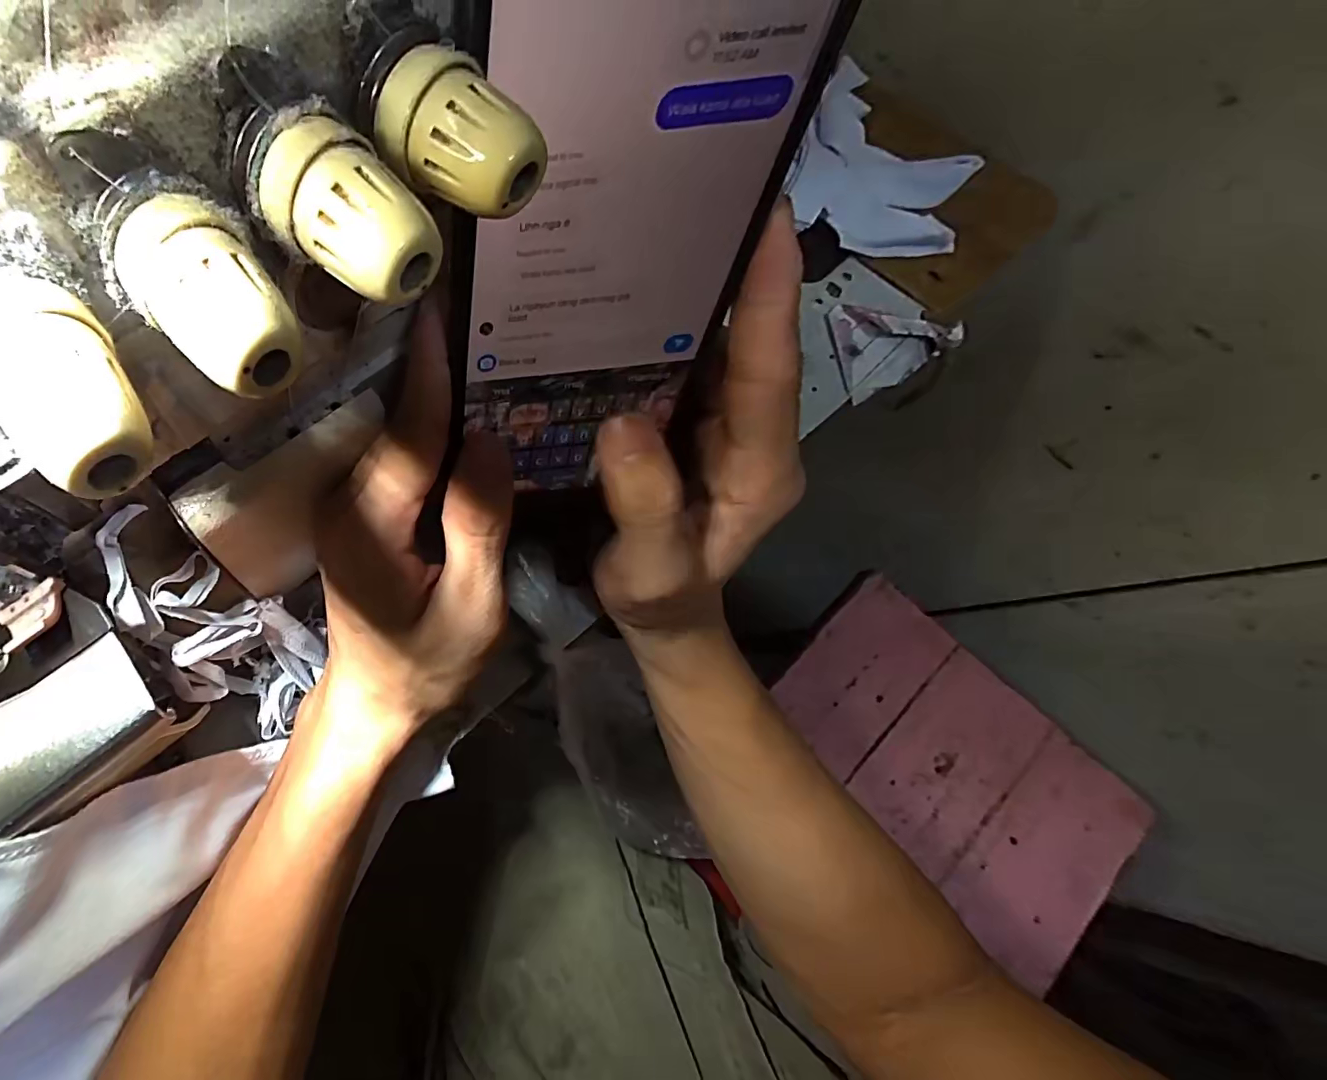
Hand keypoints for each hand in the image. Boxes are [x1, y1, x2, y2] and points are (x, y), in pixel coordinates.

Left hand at [311, 297, 513, 746]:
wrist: (373, 699)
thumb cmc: (426, 665)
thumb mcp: (473, 608)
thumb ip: (478, 524)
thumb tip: (487, 437)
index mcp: (370, 525)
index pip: (407, 433)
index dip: (429, 371)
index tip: (442, 309)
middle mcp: (344, 504)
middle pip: (393, 424)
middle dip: (430, 368)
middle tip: (474, 311)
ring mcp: (341, 508)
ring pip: (389, 436)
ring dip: (426, 392)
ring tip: (473, 343)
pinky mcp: (351, 514)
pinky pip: (390, 459)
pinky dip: (422, 428)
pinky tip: (457, 410)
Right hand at [593, 201, 805, 645]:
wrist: (665, 617)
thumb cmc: (662, 596)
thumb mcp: (651, 567)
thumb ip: (645, 504)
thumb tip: (623, 421)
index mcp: (760, 462)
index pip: (772, 367)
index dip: (771, 292)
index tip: (765, 215)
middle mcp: (753, 431)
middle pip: (753, 339)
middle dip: (737, 268)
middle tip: (696, 199)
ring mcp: (724, 427)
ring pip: (720, 347)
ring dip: (697, 291)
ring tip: (655, 233)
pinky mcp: (692, 427)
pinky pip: (684, 369)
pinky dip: (662, 332)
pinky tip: (623, 306)